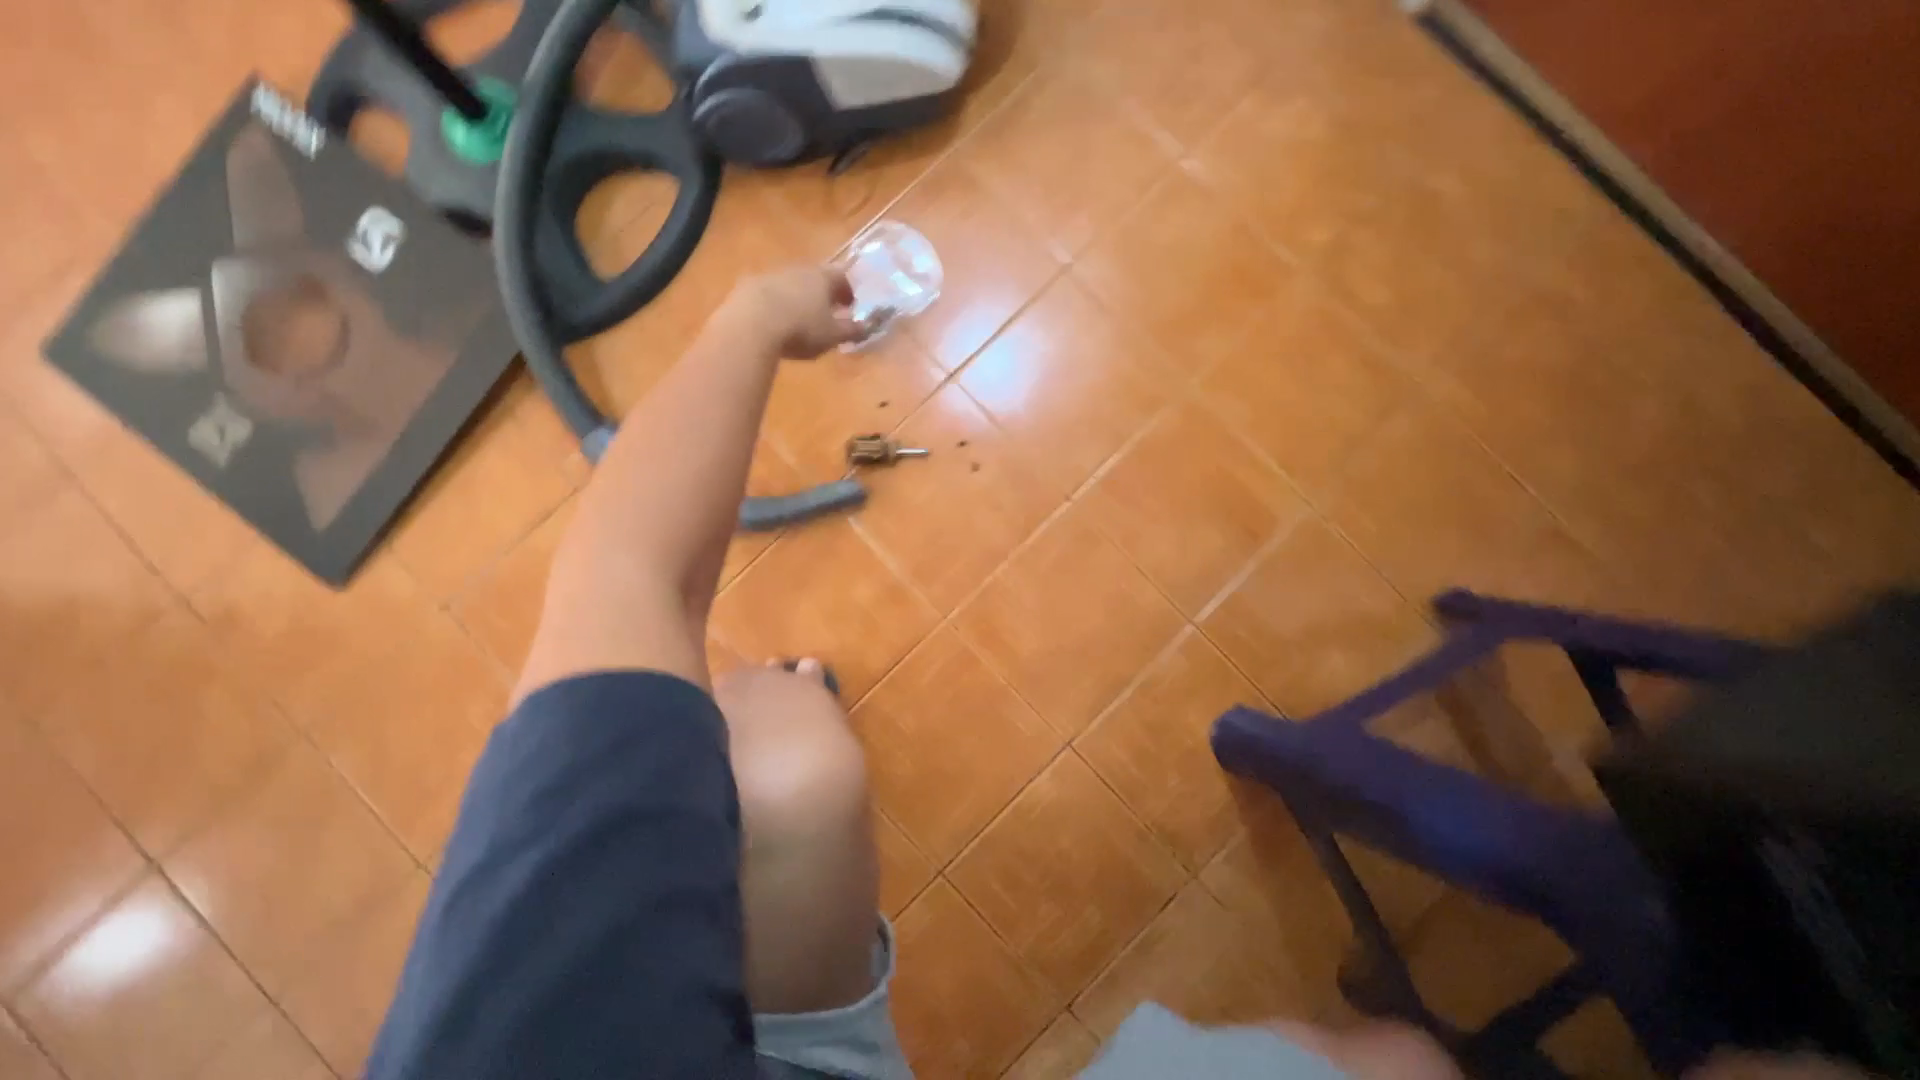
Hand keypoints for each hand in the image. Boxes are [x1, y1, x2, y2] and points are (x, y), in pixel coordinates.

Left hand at [724, 265, 861, 358]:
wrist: (750, 326)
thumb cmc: (801, 329)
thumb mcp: (832, 335)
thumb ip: (852, 330)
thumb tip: (867, 327)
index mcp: (822, 278)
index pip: (841, 276)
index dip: (847, 290)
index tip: (850, 306)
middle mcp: (797, 270)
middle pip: (814, 277)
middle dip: (821, 293)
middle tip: (824, 313)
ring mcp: (770, 275)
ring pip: (789, 284)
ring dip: (795, 298)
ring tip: (796, 319)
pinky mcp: (747, 287)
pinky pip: (766, 294)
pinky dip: (772, 304)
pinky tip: (770, 322)